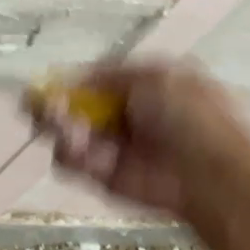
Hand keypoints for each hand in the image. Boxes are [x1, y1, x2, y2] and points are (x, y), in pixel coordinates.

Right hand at [33, 60, 249, 217]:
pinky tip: (87, 153)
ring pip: (62, 134)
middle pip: (66, 108)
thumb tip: (73, 79)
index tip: (44, 86)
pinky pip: (69, 162)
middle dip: (52, 107)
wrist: (205, 170)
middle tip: (46, 109)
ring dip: (61, 130)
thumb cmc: (189, 115)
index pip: (87, 82)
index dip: (64, 83)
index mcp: (134, 88)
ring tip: (74, 131)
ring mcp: (107, 146)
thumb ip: (110, 74)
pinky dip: (71, 156)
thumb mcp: (156, 76)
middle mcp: (117, 115)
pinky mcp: (100, 176)